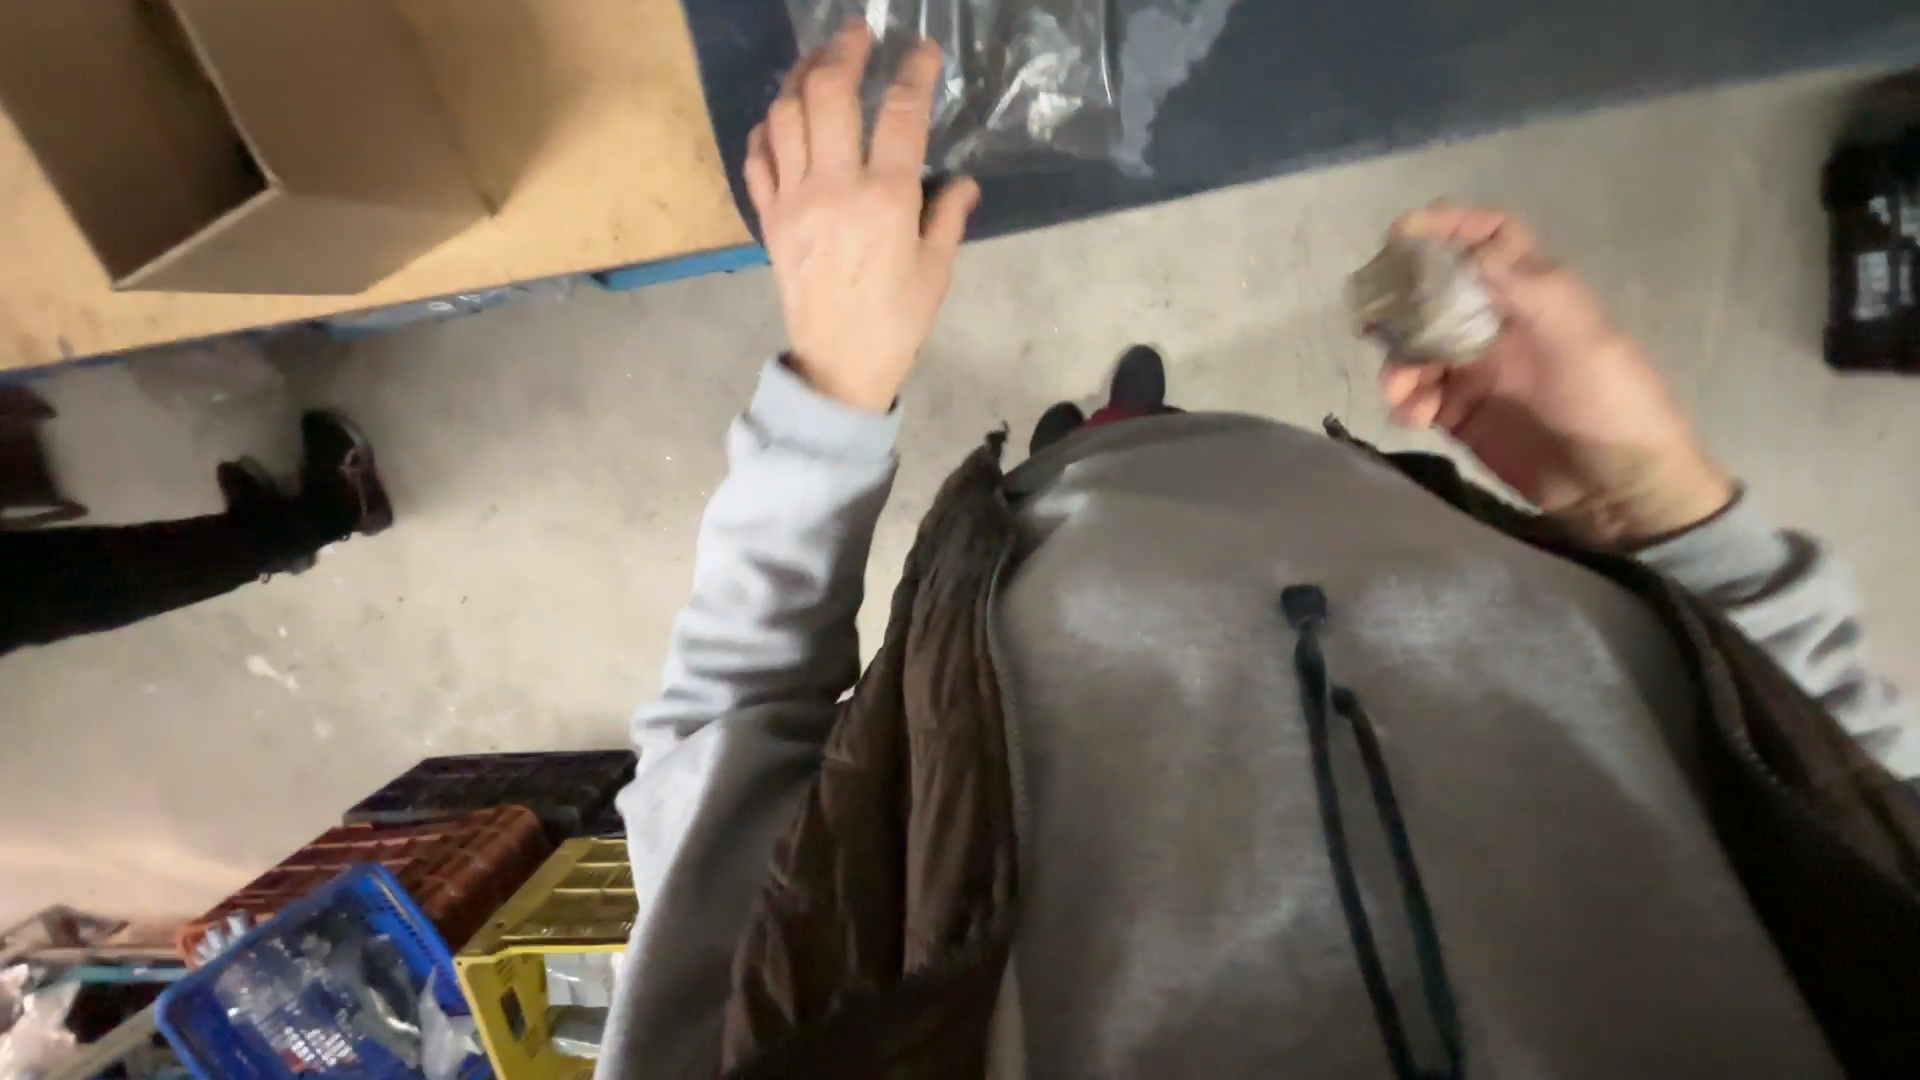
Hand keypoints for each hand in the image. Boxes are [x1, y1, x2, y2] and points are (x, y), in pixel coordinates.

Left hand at [746, 20, 980, 412]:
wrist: (839, 366)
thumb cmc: (896, 324)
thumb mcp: (935, 273)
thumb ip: (947, 219)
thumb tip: (964, 184)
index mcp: (886, 200)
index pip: (901, 114)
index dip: (915, 71)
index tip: (923, 50)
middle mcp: (836, 186)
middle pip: (830, 93)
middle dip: (845, 50)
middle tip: (859, 32)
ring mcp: (795, 200)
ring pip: (786, 114)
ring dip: (800, 75)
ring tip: (817, 60)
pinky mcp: (770, 219)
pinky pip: (758, 157)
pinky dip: (767, 127)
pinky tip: (781, 116)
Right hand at [1378, 203, 1734, 545]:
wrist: (1614, 488)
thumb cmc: (1611, 406)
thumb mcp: (1582, 343)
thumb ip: (1531, 294)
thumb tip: (1472, 253)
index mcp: (1536, 299)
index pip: (1491, 243)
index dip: (1452, 228)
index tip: (1403, 231)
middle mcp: (1499, 328)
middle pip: (1435, 298)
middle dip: (1402, 306)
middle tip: (1372, 321)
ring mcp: (1475, 372)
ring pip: (1415, 351)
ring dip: (1398, 366)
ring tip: (1402, 391)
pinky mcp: (1458, 413)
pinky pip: (1415, 396)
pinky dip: (1405, 402)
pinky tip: (1415, 417)